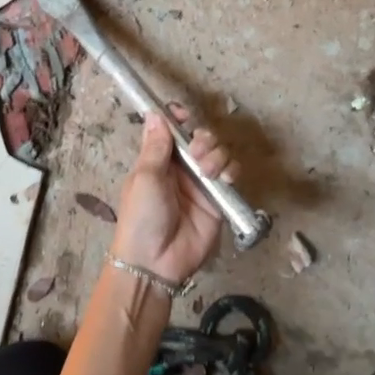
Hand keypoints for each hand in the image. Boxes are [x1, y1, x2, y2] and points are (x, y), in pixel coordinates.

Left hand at [111, 105, 231, 283]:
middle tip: (197, 152)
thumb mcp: (145, 177)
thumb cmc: (142, 216)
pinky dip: (231, 171)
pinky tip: (223, 179)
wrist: (156, 261)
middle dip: (203, 138)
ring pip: (219, 153)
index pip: (172, 130)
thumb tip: (154, 113)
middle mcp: (181, 168)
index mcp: (158, 160)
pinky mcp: (218, 200)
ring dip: (217, 154)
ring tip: (206, 171)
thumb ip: (155, 146)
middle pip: (200, 138)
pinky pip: (231, 175)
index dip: (179, 119)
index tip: (183, 115)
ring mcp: (201, 183)